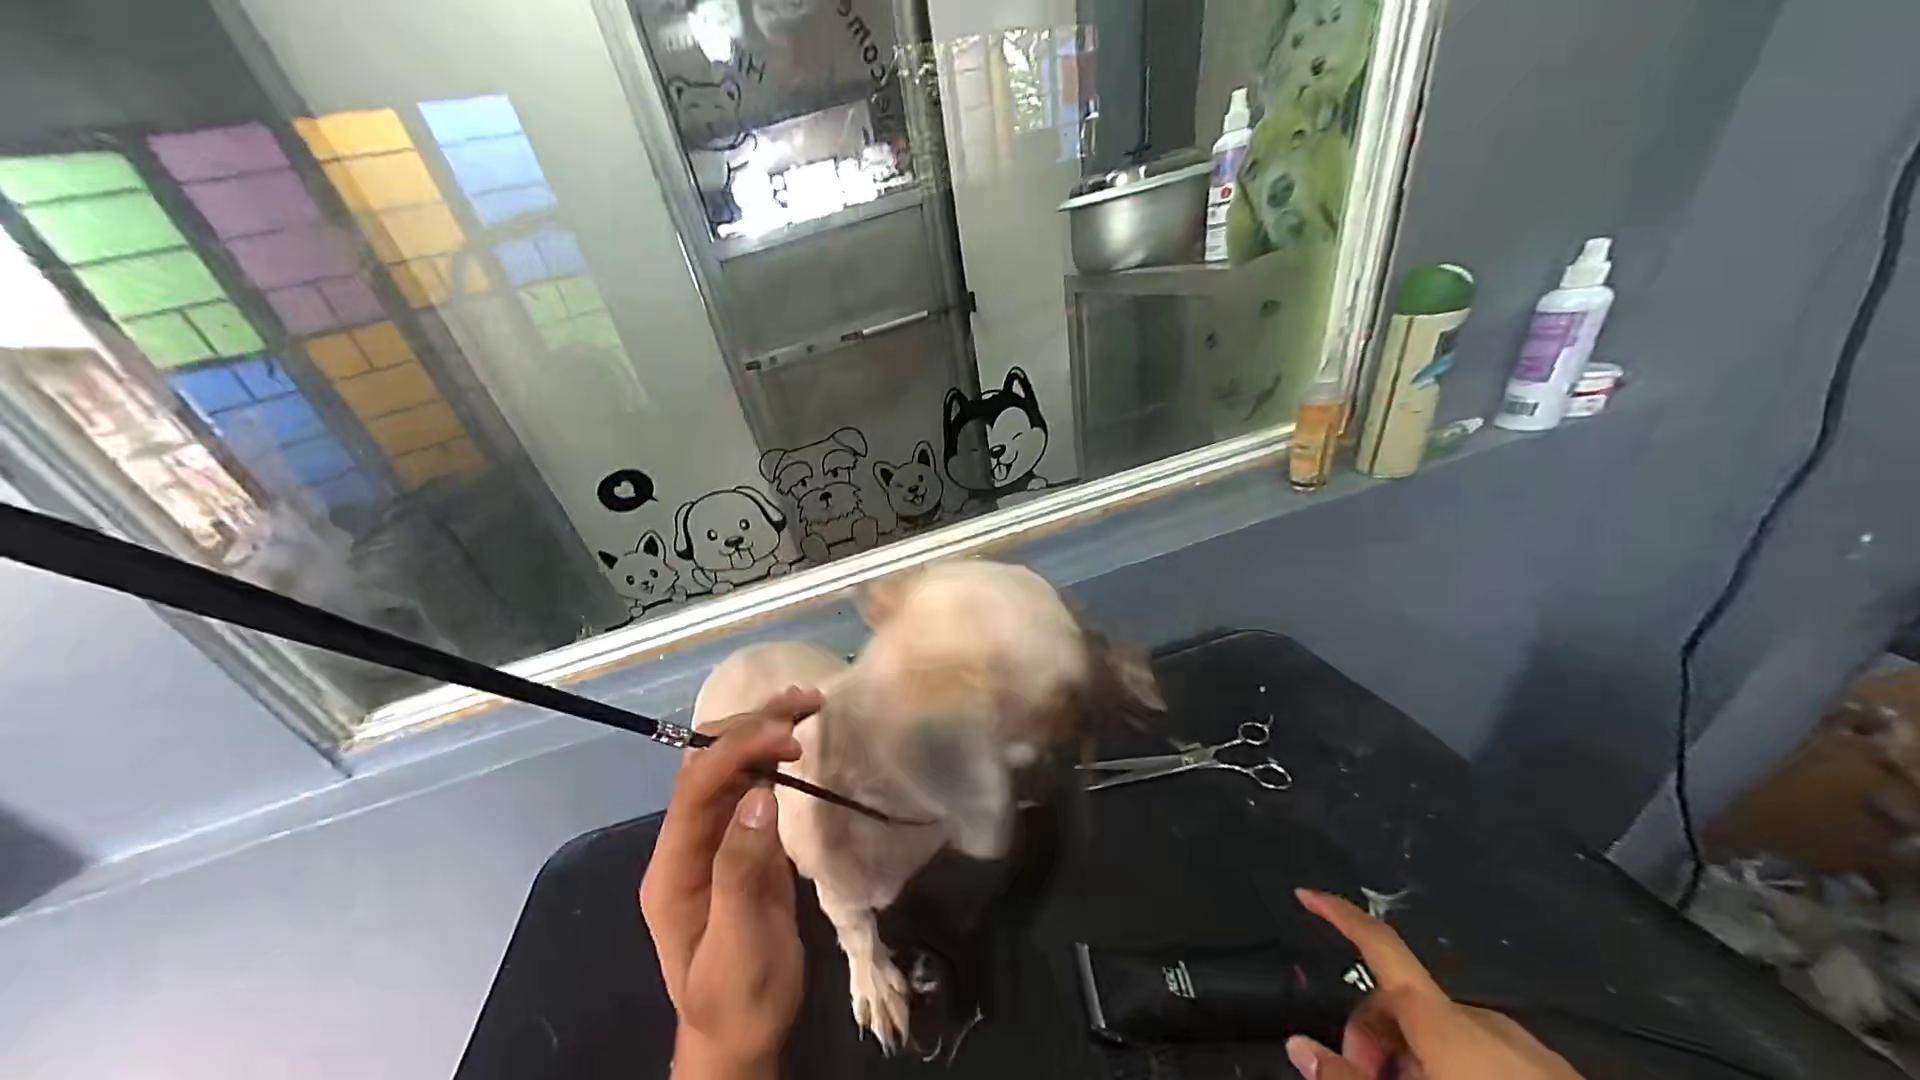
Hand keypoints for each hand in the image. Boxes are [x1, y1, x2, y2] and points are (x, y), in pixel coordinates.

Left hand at [640, 688, 821, 1078]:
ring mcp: (710, 837)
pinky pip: (748, 782)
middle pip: (706, 762)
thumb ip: (742, 871)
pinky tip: (796, 737)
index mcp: (673, 866)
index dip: (739, 750)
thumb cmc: (739, 999)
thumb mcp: (739, 948)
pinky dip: (771, 752)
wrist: (741, 1035)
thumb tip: (760, 794)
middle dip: (751, 724)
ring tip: (807, 703)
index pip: (696, 786)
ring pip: (727, 764)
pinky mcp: (736, 839)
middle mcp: (685, 841)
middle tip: (806, 703)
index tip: (791, 738)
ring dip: (762, 726)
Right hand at [1287, 889, 1585, 1079]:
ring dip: (1409, 1058)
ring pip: (1442, 1033)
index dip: (1339, 914)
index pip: (1380, 944)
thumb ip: (1348, 1076)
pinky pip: (1482, 1055)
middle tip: (1361, 1079)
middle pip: (1402, 1001)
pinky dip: (1450, 1069)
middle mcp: (1481, 1019)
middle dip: (1370, 1034)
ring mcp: (1525, 1049)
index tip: (1305, 895)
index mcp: (1443, 1021)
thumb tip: (1299, 1045)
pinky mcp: (1553, 1075)